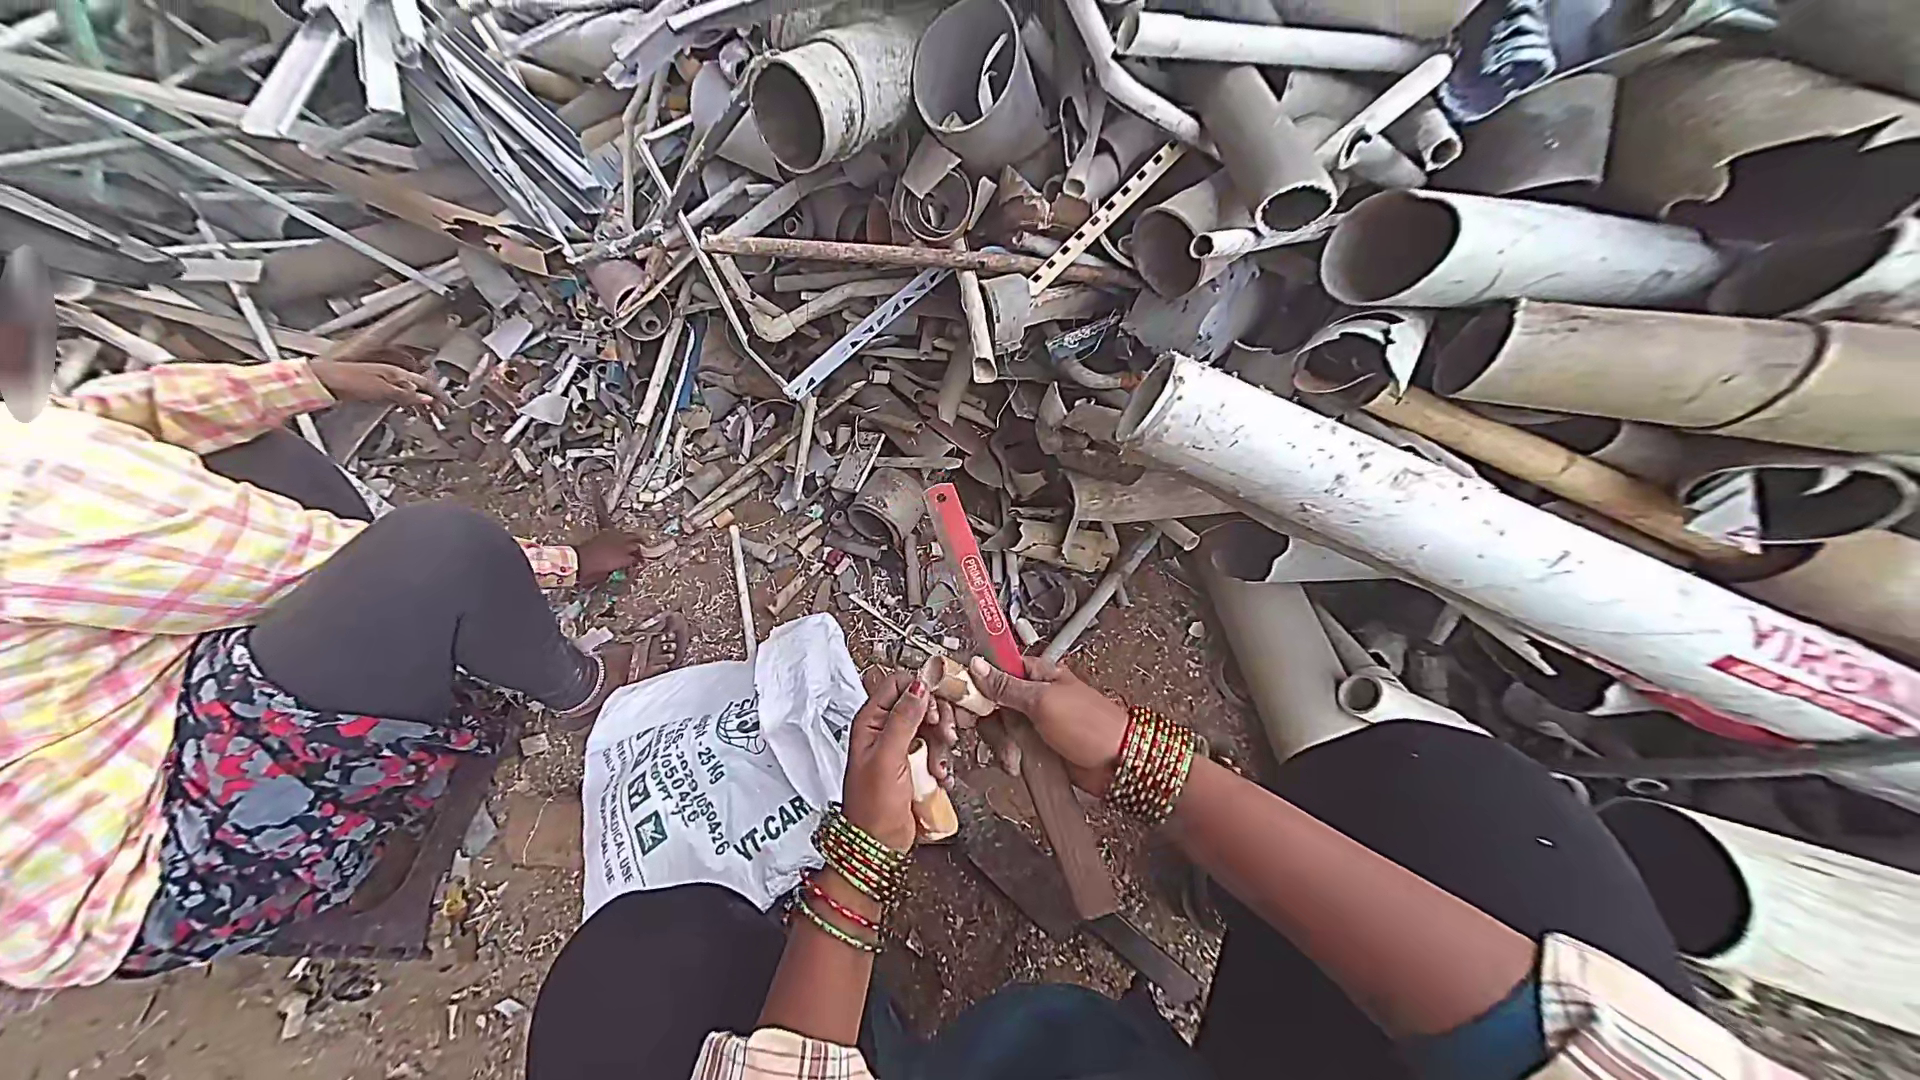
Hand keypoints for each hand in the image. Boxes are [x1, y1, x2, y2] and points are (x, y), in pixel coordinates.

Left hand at [309, 360, 447, 409]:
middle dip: (433, 401)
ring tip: (429, 416)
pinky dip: (408, 404)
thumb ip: (407, 396)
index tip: (450, 406)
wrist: (319, 381)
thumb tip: (428, 399)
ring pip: (410, 393)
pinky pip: (399, 396)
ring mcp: (382, 381)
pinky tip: (409, 410)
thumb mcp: (382, 390)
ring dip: (422, 404)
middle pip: (420, 389)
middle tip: (442, 414)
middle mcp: (392, 375)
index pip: (427, 384)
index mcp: (397, 373)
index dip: (440, 395)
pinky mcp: (373, 388)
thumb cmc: (347, 381)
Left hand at [574, 530, 647, 582]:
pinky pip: (616, 533)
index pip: (637, 558)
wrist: (574, 562)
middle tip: (645, 549)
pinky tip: (622, 536)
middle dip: (641, 547)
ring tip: (638, 539)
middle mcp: (620, 547)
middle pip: (636, 544)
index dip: (640, 560)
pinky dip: (621, 535)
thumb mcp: (607, 575)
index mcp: (623, 559)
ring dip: (635, 538)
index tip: (642, 561)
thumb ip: (618, 568)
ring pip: (629, 535)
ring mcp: (612, 540)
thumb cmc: (589, 572)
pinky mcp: (604, 535)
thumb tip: (621, 566)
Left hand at [842, 669, 954, 851]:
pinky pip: (937, 749)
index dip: (920, 691)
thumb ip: (903, 719)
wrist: (877, 847)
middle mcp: (885, 728)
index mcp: (871, 720)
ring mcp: (902, 745)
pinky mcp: (916, 762)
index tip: (936, 709)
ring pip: (932, 726)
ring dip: (942, 745)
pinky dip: (943, 761)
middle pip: (920, 703)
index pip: (898, 684)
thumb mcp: (887, 757)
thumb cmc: (872, 806)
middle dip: (937, 719)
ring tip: (938, 768)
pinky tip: (940, 778)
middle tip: (945, 735)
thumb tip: (919, 686)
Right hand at [968, 656, 1127, 795]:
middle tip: (994, 732)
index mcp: (1035, 673)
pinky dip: (1008, 756)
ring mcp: (1031, 720)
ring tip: (1014, 755)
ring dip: (1000, 742)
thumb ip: (1006, 685)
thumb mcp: (1043, 701)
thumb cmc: (1090, 725)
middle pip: (988, 700)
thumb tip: (977, 664)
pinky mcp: (1033, 745)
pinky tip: (1016, 764)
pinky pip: (1008, 746)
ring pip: (996, 726)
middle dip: (987, 720)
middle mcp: (1030, 694)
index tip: (966, 702)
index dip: (975, 684)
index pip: (993, 669)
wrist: (1118, 765)